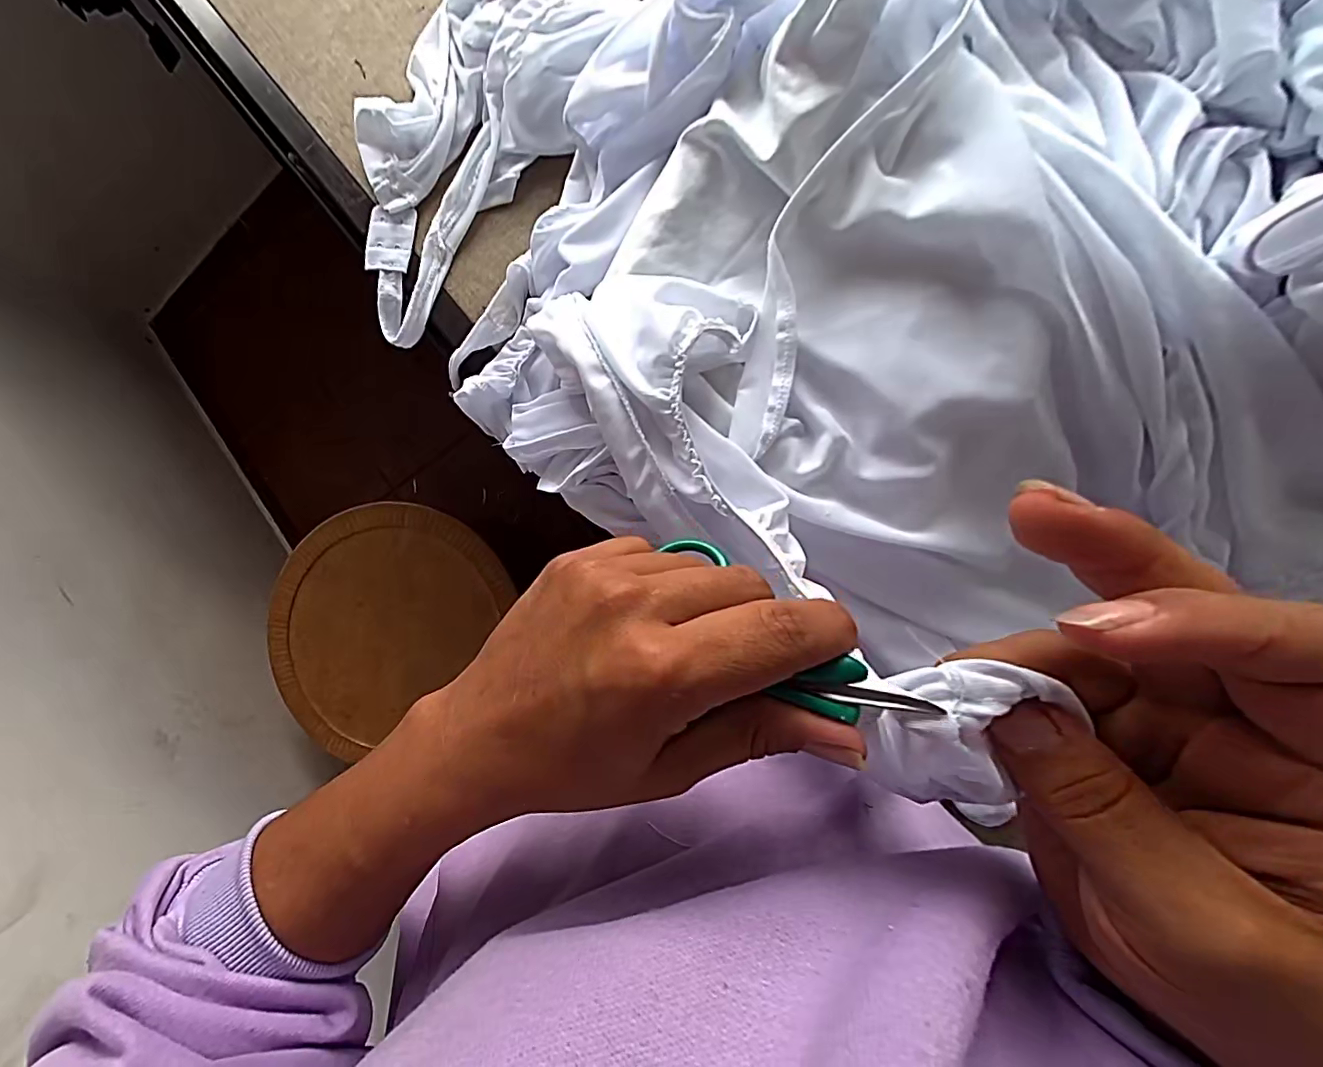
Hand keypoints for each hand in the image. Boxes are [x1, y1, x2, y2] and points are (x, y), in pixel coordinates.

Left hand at [253, 536, 862, 961]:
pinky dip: (673, 585)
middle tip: (740, 665)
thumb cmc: (576, 770)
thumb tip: (845, 733)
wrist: (477, 734)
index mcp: (662, 673)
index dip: (828, 636)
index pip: (782, 631)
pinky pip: (664, 553)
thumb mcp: (672, 769)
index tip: (834, 653)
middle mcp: (637, 606)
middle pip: (754, 586)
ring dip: (718, 604)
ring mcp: (605, 569)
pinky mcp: (583, 553)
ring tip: (681, 643)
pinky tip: (640, 620)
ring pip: (712, 566)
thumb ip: (761, 734)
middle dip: (767, 625)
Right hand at [960, 482, 1322, 1066]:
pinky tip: (961, 691)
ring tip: (955, 684)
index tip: (1096, 630)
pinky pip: (1044, 690)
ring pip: (1088, 650)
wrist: (1232, 1039)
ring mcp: (1173, 715)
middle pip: (1191, 608)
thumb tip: (1009, 713)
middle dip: (1109, 553)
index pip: (1316, 656)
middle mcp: (1259, 714)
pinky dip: (996, 687)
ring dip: (1018, 657)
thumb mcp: (1207, 935)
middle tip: (1032, 510)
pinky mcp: (1104, 730)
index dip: (1208, 620)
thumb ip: (1107, 819)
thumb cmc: (1283, 1012)